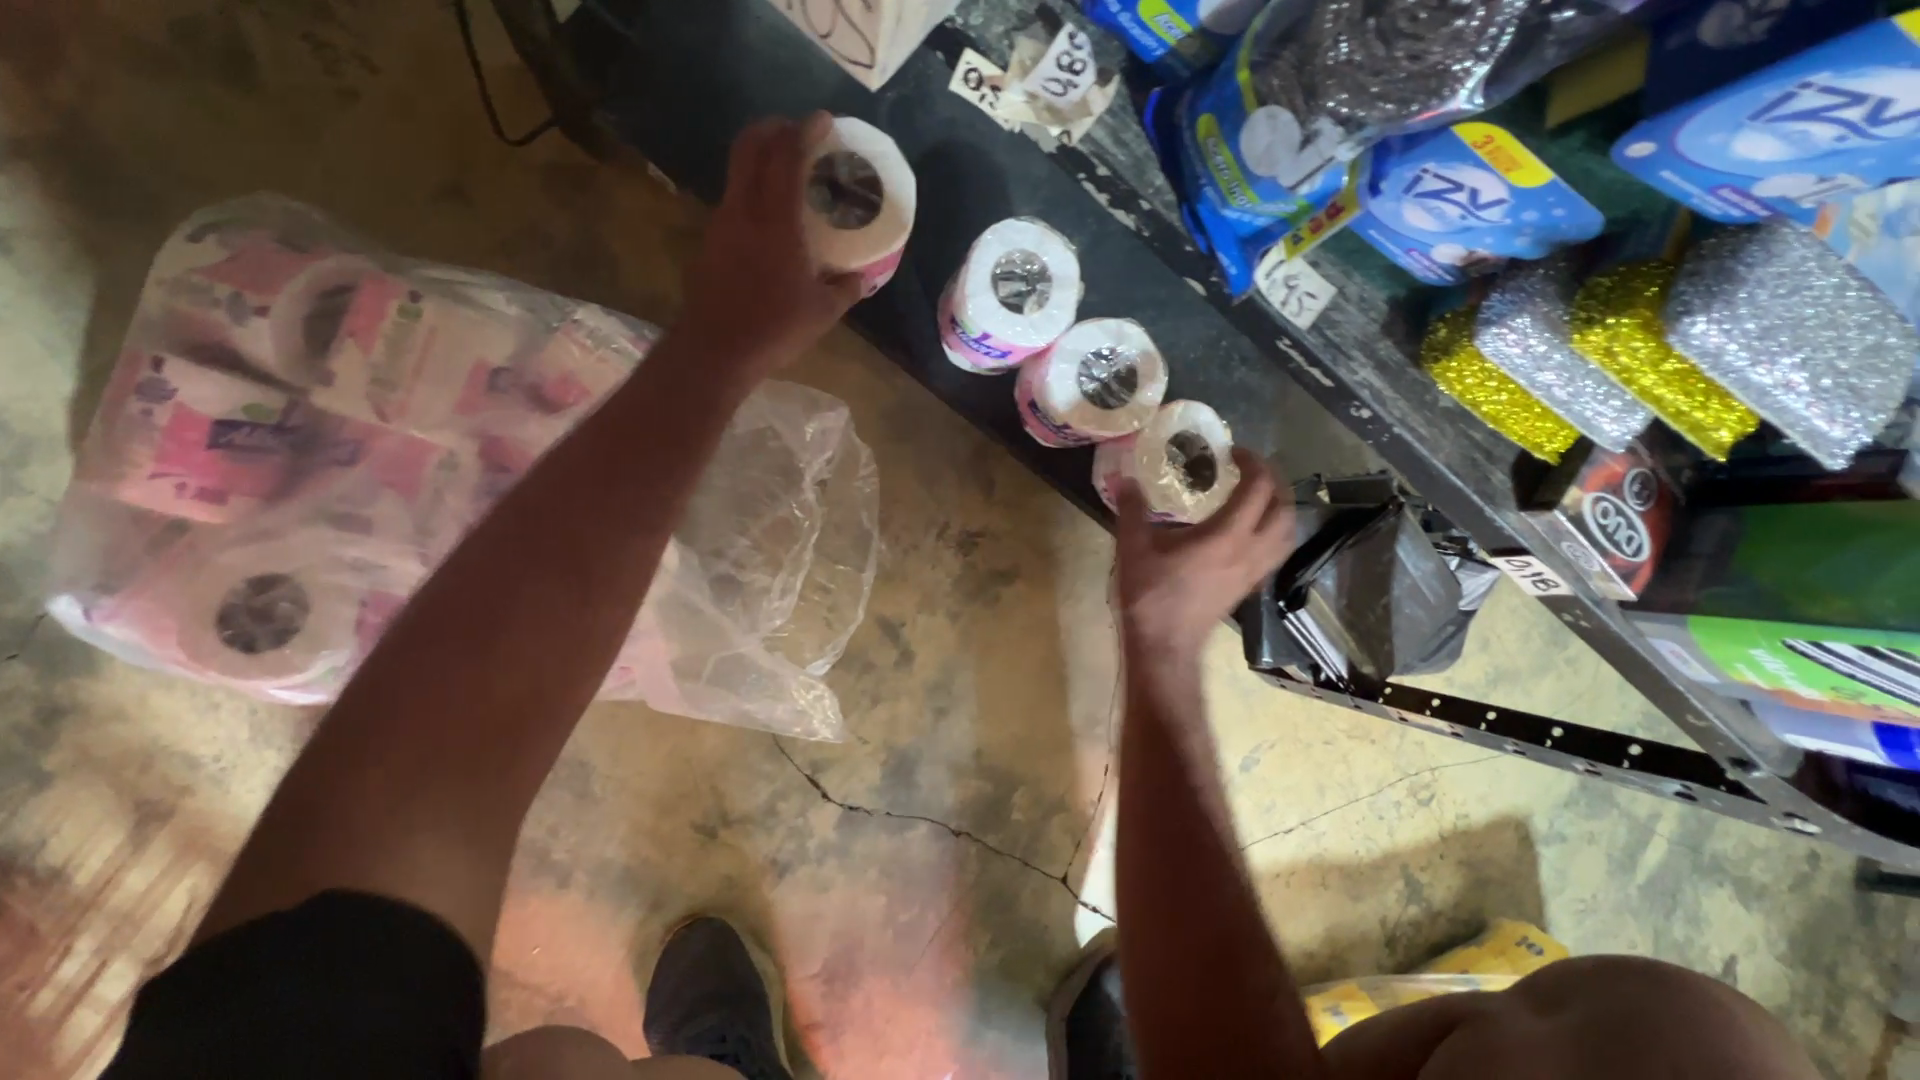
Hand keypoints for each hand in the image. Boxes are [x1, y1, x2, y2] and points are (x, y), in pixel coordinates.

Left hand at [678, 112, 864, 375]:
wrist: (715, 351)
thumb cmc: (774, 329)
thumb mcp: (823, 312)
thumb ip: (846, 289)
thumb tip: (861, 277)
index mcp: (778, 221)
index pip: (787, 157)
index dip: (804, 131)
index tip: (823, 121)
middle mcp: (745, 210)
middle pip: (750, 146)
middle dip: (773, 128)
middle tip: (797, 131)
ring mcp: (721, 224)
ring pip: (738, 172)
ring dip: (760, 160)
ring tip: (785, 173)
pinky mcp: (710, 242)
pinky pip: (734, 201)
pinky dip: (752, 192)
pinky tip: (768, 216)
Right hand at [1116, 448, 1294, 658]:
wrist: (1164, 646)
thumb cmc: (1150, 595)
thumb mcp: (1133, 546)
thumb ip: (1132, 508)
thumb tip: (1123, 478)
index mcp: (1228, 535)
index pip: (1259, 487)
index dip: (1252, 462)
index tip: (1232, 452)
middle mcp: (1250, 550)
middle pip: (1284, 508)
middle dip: (1274, 482)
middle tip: (1250, 469)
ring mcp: (1254, 571)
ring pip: (1287, 533)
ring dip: (1279, 508)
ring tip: (1256, 496)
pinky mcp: (1249, 587)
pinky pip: (1275, 552)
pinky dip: (1272, 532)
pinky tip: (1248, 531)